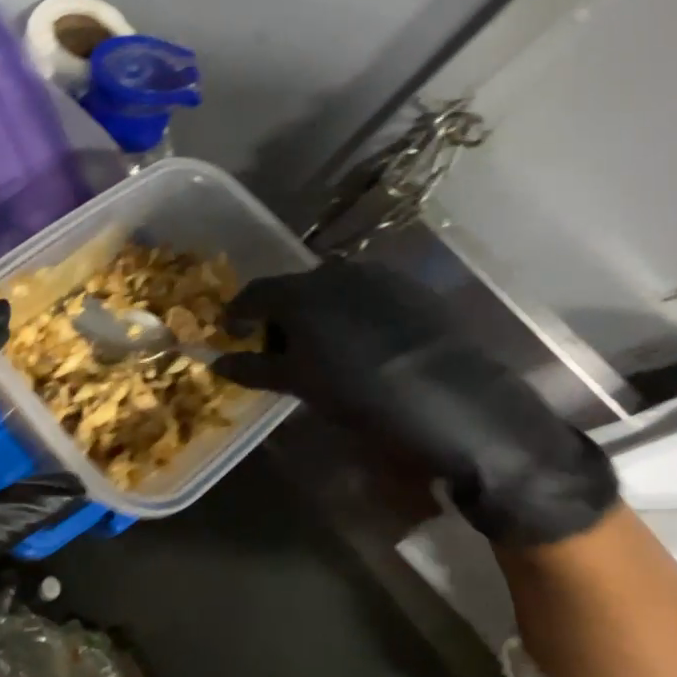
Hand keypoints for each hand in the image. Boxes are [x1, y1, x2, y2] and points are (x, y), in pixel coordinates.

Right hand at [211, 260, 616, 545]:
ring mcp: (376, 277)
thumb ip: (254, 369)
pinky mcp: (412, 289)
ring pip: (331, 291)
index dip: (237, 315)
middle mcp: (333, 273)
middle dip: (281, 317)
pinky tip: (362, 347)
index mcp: (299, 293)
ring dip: (319, 315)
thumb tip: (217, 362)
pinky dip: (353, 315)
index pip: (253, 294)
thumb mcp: (300, 386)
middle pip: (292, 290)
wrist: (458, 403)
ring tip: (323, 350)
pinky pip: (366, 297)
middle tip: (279, 349)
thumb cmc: (361, 395)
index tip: (231, 333)